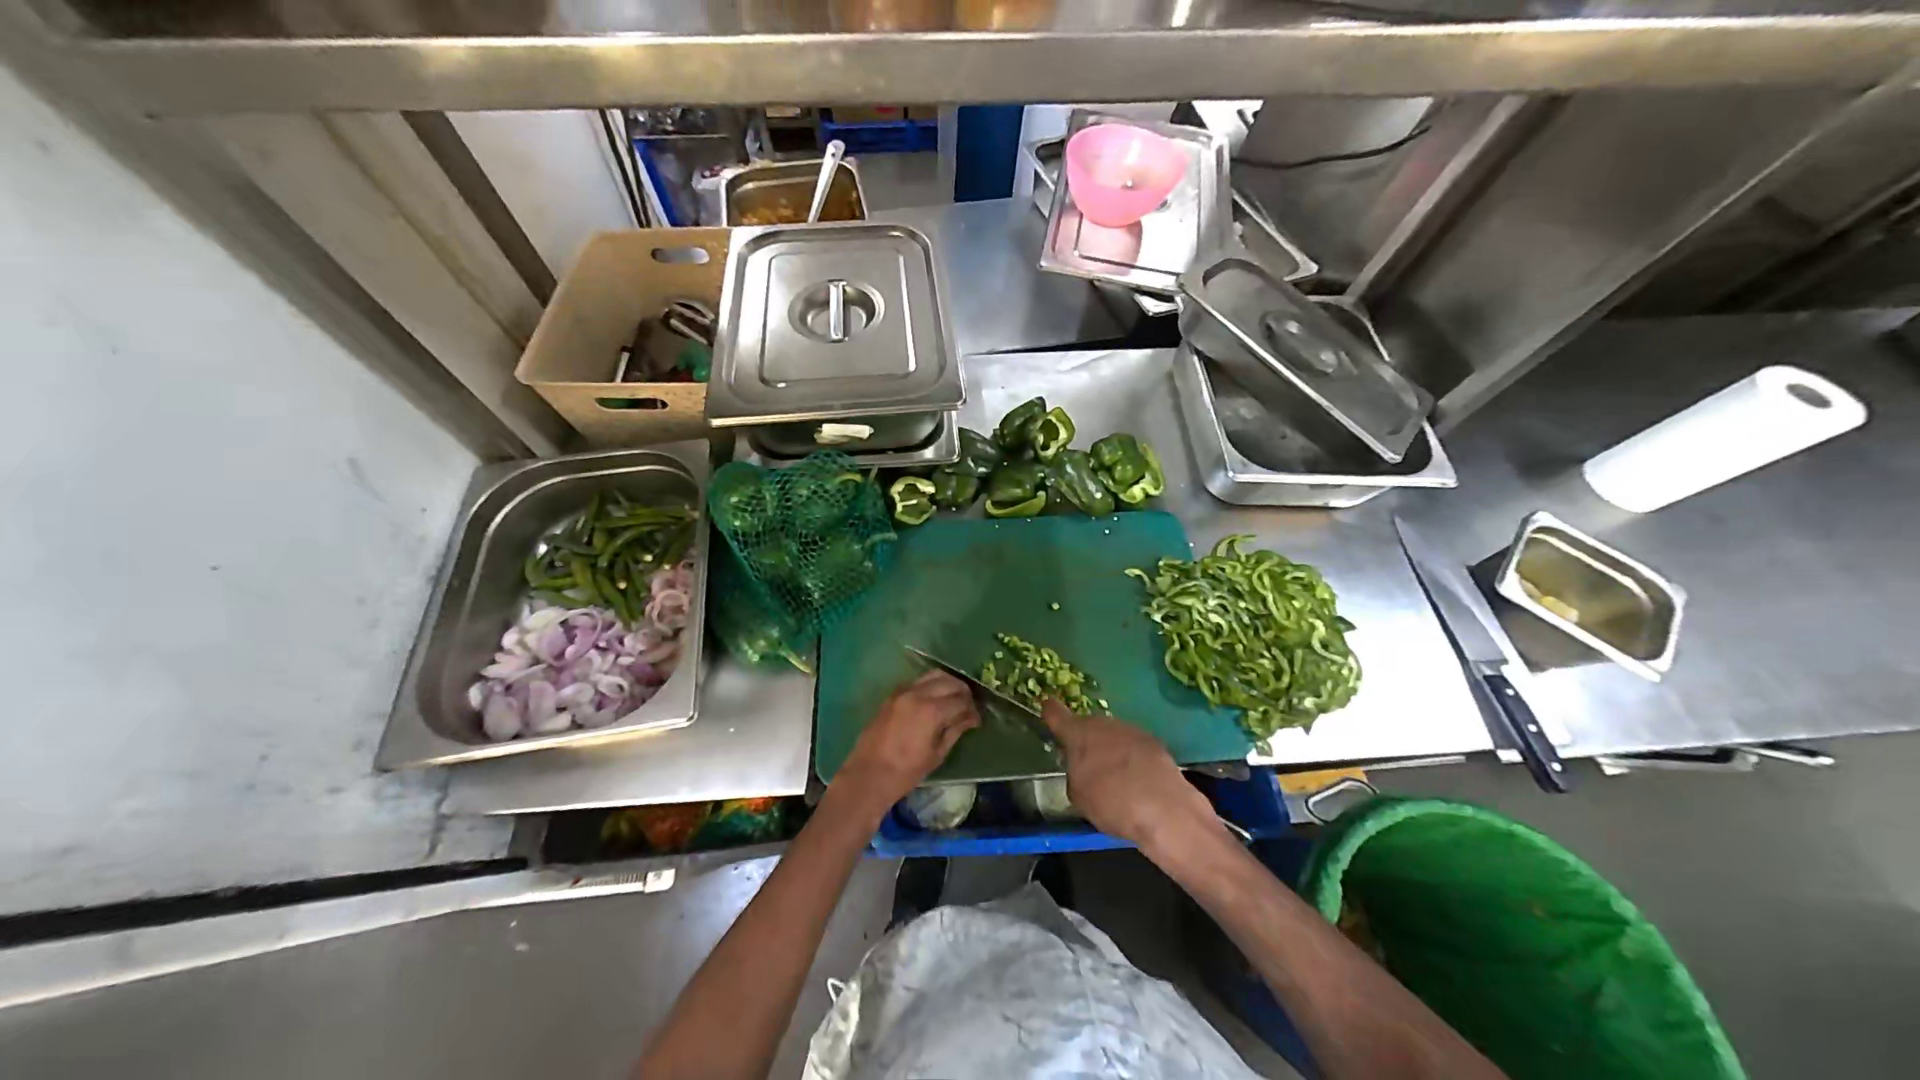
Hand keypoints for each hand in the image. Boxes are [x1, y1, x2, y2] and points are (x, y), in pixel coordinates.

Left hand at [837, 670, 980, 809]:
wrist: (869, 774)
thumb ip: (955, 730)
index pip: (961, 700)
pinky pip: (917, 682)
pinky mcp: (892, 695)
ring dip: (948, 684)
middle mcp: (918, 694)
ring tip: (953, 700)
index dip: (972, 709)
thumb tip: (971, 717)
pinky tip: (934, 700)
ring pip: (933, 675)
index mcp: (932, 711)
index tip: (976, 719)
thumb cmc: (907, 771)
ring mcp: (903, 691)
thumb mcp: (937, 753)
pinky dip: (930, 685)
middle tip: (968, 707)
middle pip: (949, 682)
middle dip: (963, 692)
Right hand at [1041, 700, 1218, 853]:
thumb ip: (1074, 774)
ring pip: (1112, 736)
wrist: (1163, 809)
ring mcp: (1131, 730)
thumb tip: (1081, 769)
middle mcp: (1103, 724)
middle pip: (1088, 727)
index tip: (1046, 705)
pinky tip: (1136, 781)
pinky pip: (1133, 747)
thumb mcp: (1078, 795)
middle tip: (1086, 765)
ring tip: (1114, 778)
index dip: (1050, 711)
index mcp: (1077, 734)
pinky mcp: (1154, 742)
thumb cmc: (1110, 803)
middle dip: (1085, 741)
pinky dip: (1131, 758)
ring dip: (1110, 749)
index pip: (1056, 714)